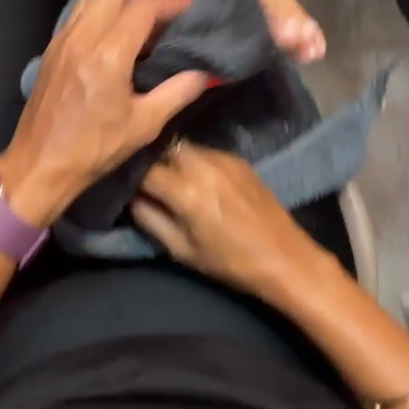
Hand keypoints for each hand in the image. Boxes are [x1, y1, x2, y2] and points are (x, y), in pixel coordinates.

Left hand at [0, 0, 208, 225]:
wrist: (37, 165)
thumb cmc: (91, 150)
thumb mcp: (142, 126)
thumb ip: (176, 93)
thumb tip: (206, 72)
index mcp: (106, 55)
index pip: (143, 8)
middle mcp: (81, 38)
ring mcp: (62, 41)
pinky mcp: (53, 50)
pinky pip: (80, 11)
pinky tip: (117, 2)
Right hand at [131, 142, 329, 296]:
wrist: (285, 258)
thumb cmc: (230, 262)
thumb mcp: (180, 249)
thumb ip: (148, 218)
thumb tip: (130, 197)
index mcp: (186, 192)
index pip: (143, 170)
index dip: (129, 177)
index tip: (123, 186)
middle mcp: (203, 166)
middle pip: (163, 148)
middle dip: (151, 161)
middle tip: (147, 180)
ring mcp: (223, 158)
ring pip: (184, 146)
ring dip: (171, 159)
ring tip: (170, 179)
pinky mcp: (238, 159)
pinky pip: (205, 152)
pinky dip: (193, 161)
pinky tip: (196, 180)